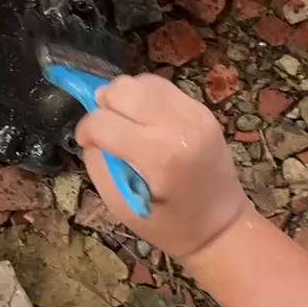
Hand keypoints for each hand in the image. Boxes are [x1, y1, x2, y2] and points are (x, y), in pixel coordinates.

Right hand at [74, 73, 252, 260]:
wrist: (222, 225)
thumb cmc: (168, 224)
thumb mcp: (121, 206)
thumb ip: (99, 164)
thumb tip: (93, 134)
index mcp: (158, 155)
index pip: (102, 122)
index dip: (85, 131)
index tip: (86, 144)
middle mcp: (179, 126)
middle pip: (121, 89)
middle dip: (103, 107)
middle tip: (107, 130)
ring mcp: (195, 113)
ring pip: (140, 81)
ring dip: (124, 98)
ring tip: (126, 121)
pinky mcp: (202, 109)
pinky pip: (161, 86)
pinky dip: (144, 97)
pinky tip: (146, 119)